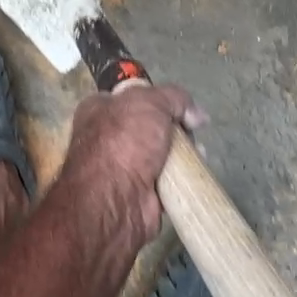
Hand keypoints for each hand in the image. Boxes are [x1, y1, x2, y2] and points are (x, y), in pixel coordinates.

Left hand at [57, 85, 206, 246]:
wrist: (115, 199)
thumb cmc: (125, 140)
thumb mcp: (149, 102)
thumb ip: (174, 98)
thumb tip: (197, 115)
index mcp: (98, 109)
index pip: (131, 97)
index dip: (157, 100)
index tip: (178, 108)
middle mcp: (107, 136)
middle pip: (150, 125)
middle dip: (174, 129)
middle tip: (189, 133)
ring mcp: (123, 166)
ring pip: (160, 153)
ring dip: (181, 153)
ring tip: (197, 153)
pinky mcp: (139, 192)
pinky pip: (166, 179)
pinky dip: (180, 176)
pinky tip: (192, 171)